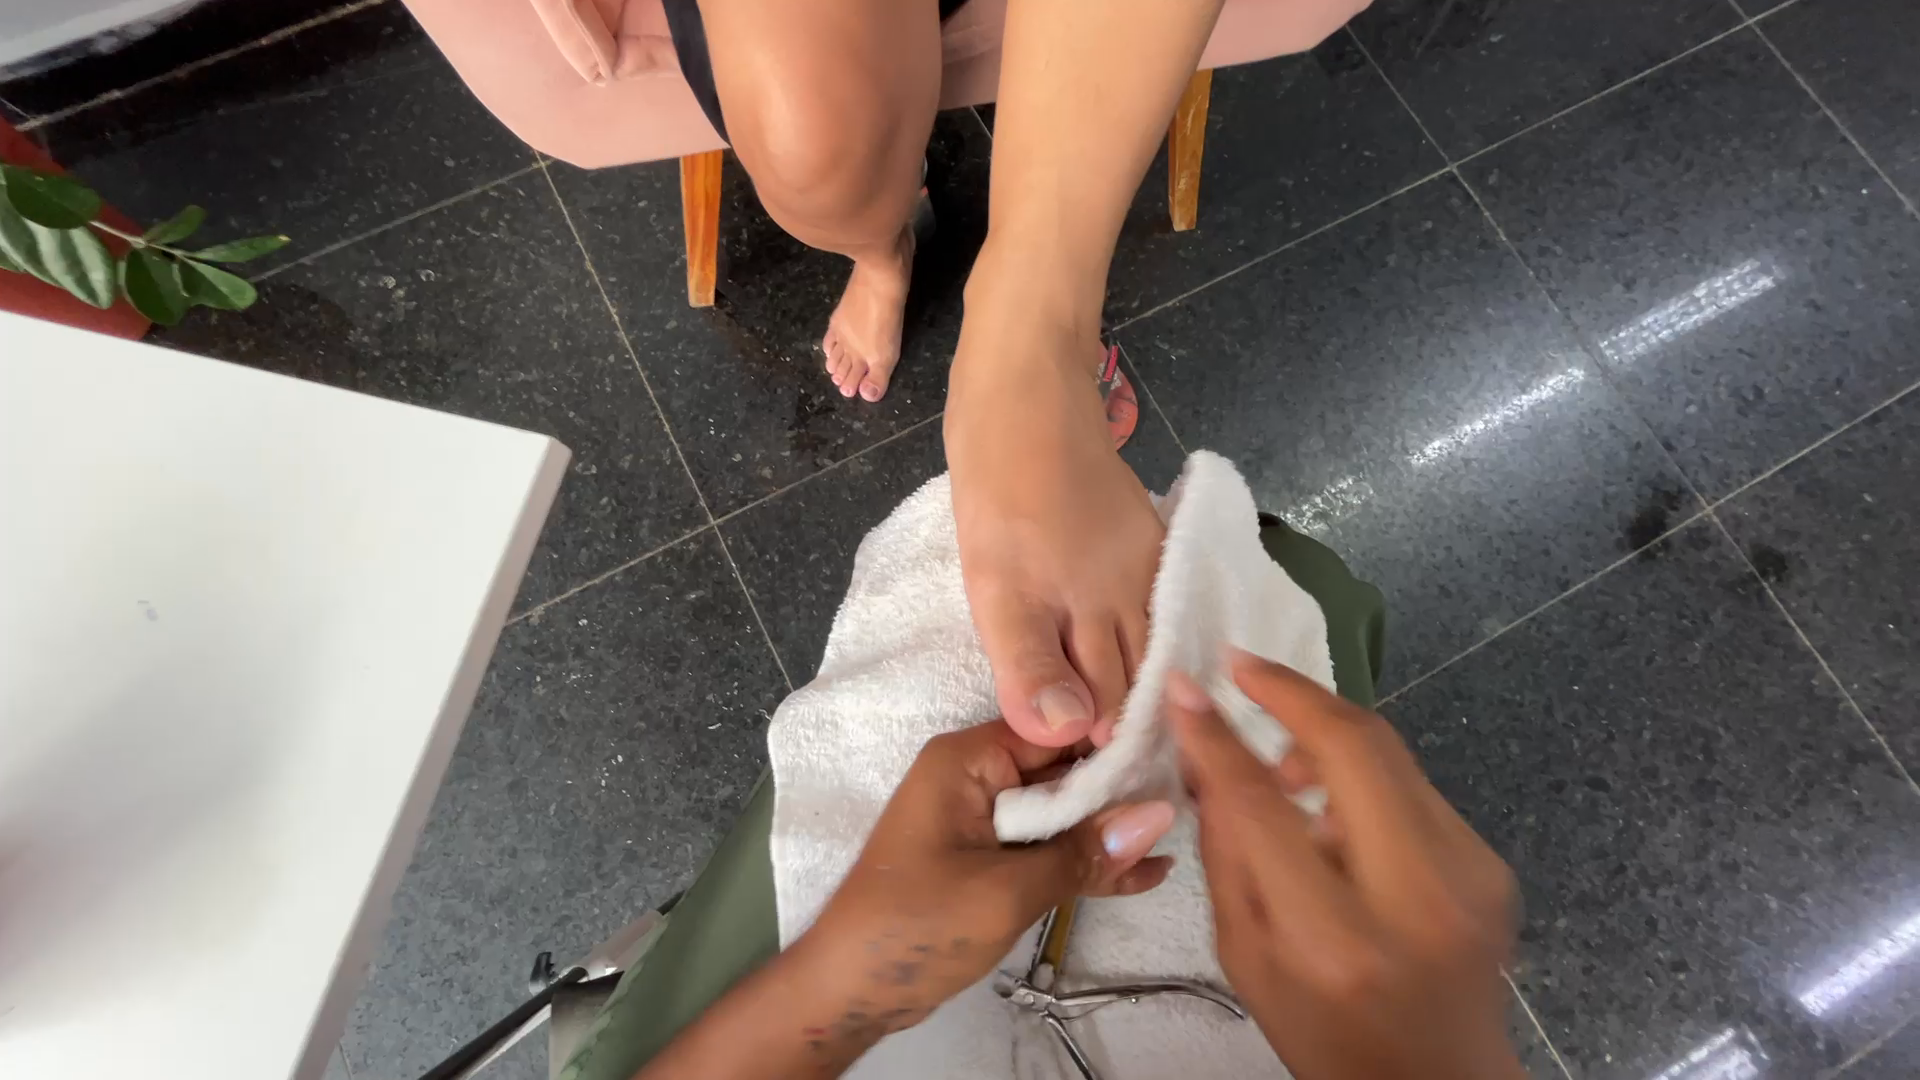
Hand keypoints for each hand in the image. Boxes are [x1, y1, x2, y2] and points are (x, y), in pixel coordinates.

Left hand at [794, 719, 1176, 1038]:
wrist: (852, 990)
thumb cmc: (917, 925)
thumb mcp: (1006, 890)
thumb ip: (1081, 852)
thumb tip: (1158, 815)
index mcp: (968, 760)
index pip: (1054, 734)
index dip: (1113, 744)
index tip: (1176, 757)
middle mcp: (977, 776)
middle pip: (1061, 772)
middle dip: (1120, 792)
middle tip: (1192, 797)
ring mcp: (984, 818)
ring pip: (1060, 815)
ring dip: (1109, 832)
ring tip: (1180, 836)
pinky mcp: (991, 857)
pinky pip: (1046, 848)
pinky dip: (1084, 862)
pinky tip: (1143, 874)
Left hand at [946, 277, 1164, 747]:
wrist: (1024, 389)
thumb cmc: (1000, 483)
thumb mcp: (997, 578)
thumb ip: (1029, 658)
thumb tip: (1070, 737)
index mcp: (1106, 612)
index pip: (1115, 706)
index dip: (1105, 754)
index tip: (1094, 799)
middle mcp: (1141, 595)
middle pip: (1140, 681)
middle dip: (1127, 733)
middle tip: (1110, 786)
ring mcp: (1145, 562)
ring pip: (1145, 646)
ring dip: (1133, 691)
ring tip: (1119, 741)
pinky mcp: (1138, 537)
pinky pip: (1144, 608)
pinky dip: (1135, 644)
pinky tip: (1127, 661)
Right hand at [1166, 654, 1523, 1079]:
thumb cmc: (1320, 1030)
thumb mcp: (1242, 951)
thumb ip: (1223, 849)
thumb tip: (1203, 752)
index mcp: (1335, 936)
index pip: (1261, 804)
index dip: (1216, 735)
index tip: (1182, 685)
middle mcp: (1417, 895)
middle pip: (1355, 746)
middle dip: (1290, 688)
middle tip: (1239, 664)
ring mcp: (1470, 872)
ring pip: (1385, 749)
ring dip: (1319, 728)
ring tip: (1277, 761)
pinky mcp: (1489, 860)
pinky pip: (1404, 780)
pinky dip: (1353, 766)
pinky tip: (1326, 799)